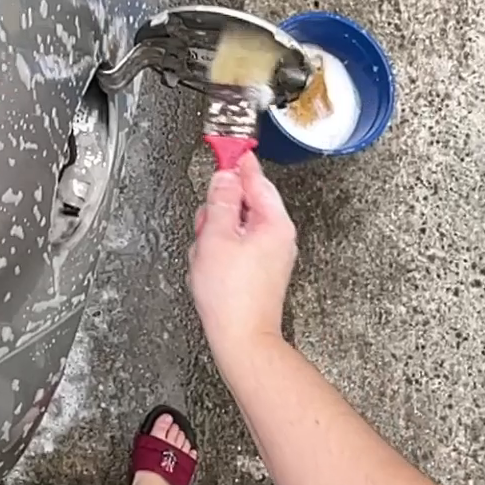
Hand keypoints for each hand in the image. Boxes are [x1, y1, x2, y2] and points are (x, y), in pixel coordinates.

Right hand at [188, 152, 297, 358]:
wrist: (241, 338)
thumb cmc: (233, 296)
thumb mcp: (217, 236)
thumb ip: (220, 200)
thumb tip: (224, 177)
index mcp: (274, 222)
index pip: (255, 178)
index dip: (235, 162)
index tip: (225, 146)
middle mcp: (277, 236)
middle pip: (242, 202)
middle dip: (218, 212)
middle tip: (207, 230)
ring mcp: (269, 254)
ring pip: (233, 226)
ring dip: (214, 236)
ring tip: (208, 258)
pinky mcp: (258, 270)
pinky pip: (233, 247)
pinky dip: (218, 253)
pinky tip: (210, 270)